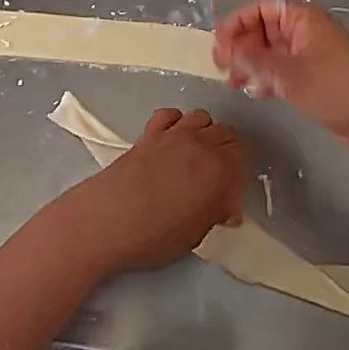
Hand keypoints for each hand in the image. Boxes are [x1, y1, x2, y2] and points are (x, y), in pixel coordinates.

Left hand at [47, 108, 248, 274]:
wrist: (106, 220)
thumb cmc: (155, 235)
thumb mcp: (197, 232)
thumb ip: (217, 210)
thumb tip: (227, 206)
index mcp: (218, 168)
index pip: (243, 155)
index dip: (239, 174)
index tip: (229, 196)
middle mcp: (199, 143)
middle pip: (226, 132)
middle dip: (228, 151)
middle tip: (219, 177)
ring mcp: (172, 134)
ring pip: (202, 117)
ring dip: (206, 132)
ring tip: (197, 156)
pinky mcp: (148, 133)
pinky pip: (170, 114)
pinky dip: (176, 122)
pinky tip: (172, 140)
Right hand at [211, 0, 348, 145]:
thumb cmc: (335, 88)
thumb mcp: (288, 74)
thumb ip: (253, 60)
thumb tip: (225, 48)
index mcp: (303, 19)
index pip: (261, 9)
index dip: (237, 22)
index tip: (218, 42)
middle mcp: (305, 31)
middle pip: (264, 29)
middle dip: (241, 45)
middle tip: (221, 66)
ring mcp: (310, 54)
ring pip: (271, 51)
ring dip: (250, 64)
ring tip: (232, 82)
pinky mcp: (313, 76)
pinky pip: (282, 69)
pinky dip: (266, 77)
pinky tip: (255, 91)